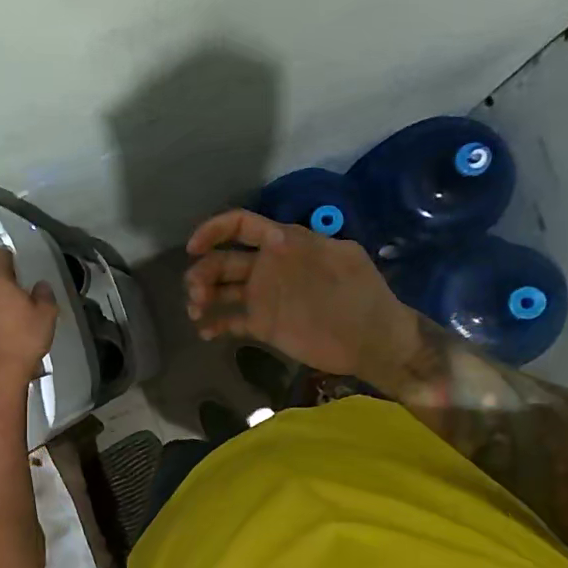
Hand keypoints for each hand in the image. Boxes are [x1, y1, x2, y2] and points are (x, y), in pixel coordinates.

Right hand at [183, 210, 419, 378]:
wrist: (373, 341)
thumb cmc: (363, 296)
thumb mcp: (346, 259)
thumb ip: (312, 245)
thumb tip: (278, 236)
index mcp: (285, 245)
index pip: (242, 226)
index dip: (214, 230)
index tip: (193, 247)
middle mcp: (270, 268)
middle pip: (224, 261)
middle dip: (203, 271)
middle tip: (195, 292)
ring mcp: (266, 298)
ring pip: (223, 291)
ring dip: (202, 296)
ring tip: (196, 310)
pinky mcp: (265, 326)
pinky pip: (232, 321)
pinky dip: (215, 325)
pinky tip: (204, 332)